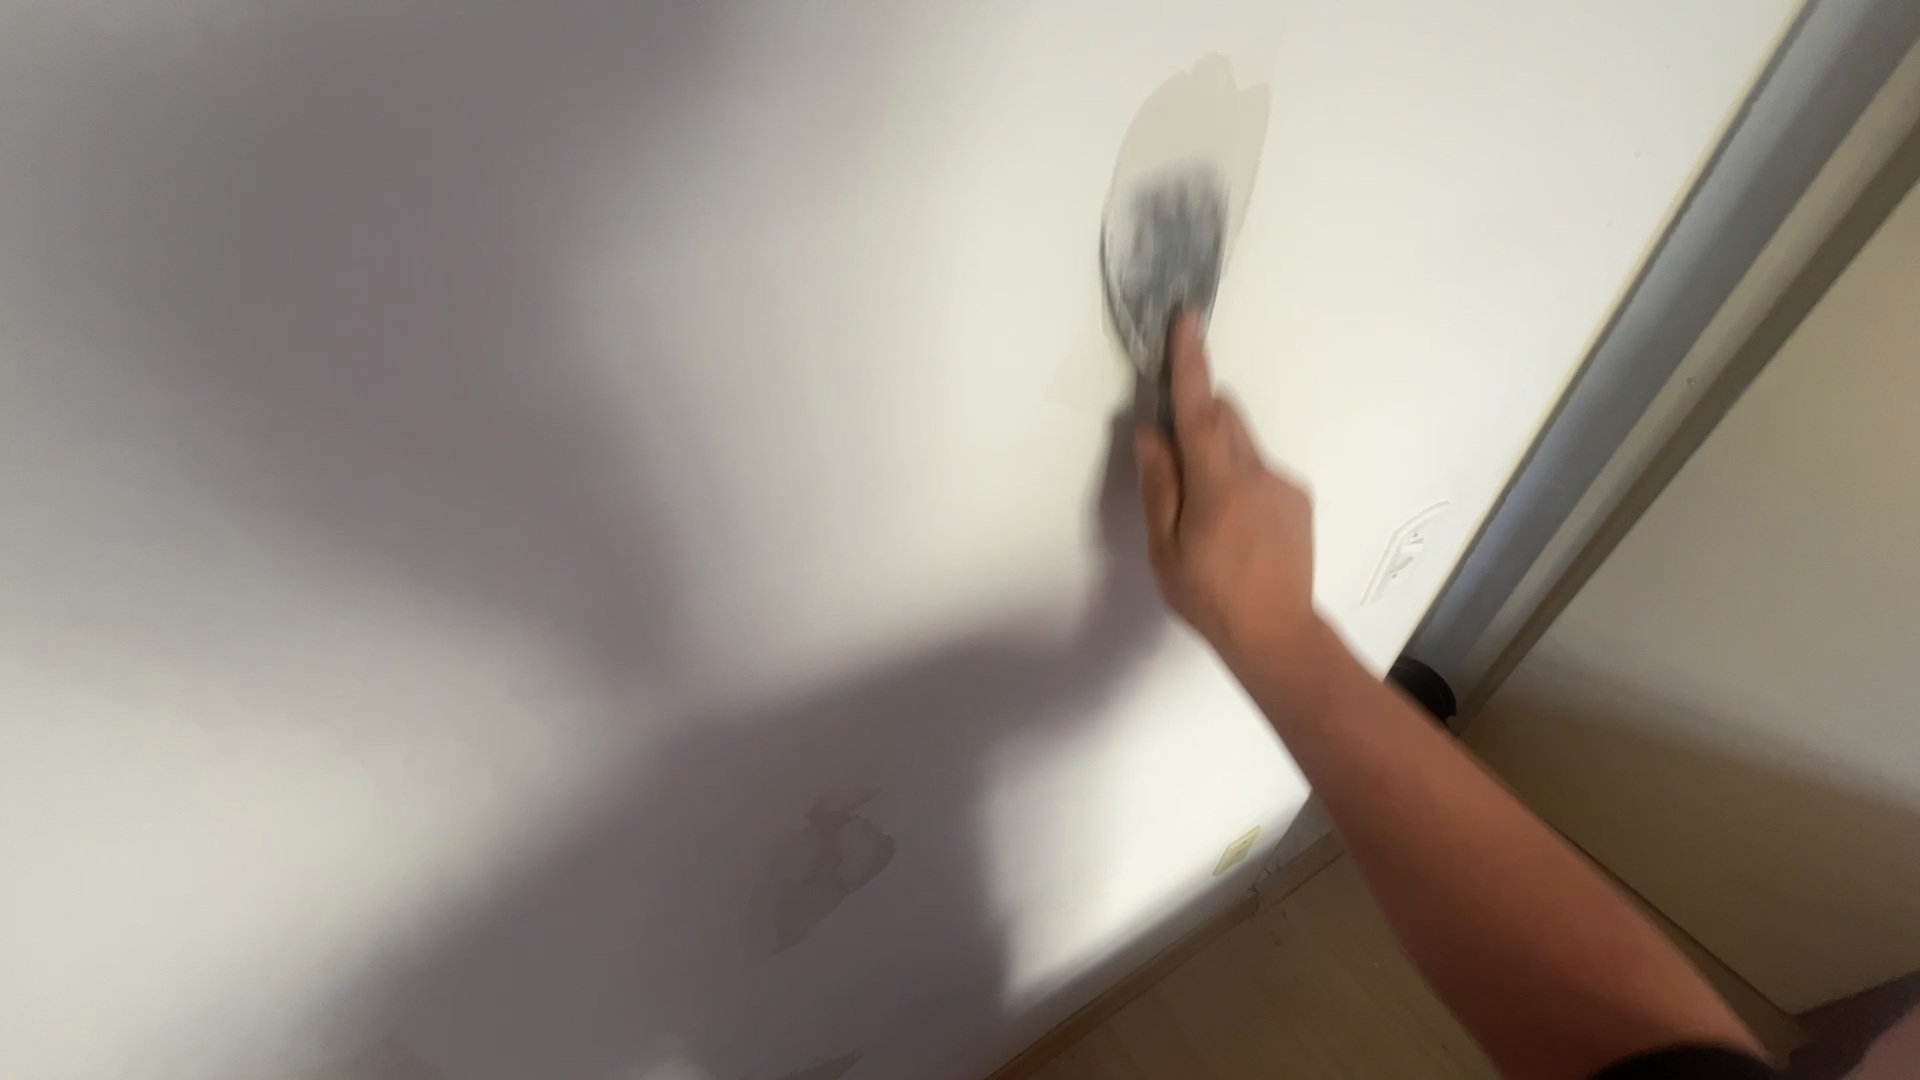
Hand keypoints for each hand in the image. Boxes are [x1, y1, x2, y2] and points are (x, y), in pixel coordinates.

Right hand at [1136, 313, 1325, 688]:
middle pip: (1225, 417)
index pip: (1200, 412)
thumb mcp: (1165, 547)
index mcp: (1218, 484)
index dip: (1191, 365)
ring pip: (1242, 444)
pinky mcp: (1298, 499)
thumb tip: (1151, 433)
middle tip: (1173, 459)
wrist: (1277, 634)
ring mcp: (1284, 485)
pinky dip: (1237, 478)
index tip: (1188, 321)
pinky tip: (1233, 526)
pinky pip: (1259, 469)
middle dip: (1198, 418)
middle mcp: (1258, 472)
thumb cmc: (1207, 596)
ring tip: (1204, 510)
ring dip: (1216, 454)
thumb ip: (1159, 485)